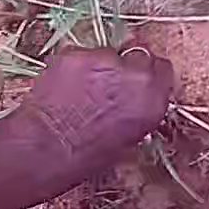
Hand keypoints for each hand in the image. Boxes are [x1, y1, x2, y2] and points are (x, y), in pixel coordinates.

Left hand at [2, 47, 174, 181]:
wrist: (46, 148)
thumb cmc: (86, 156)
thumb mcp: (129, 139)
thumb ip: (139, 110)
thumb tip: (135, 101)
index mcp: (152, 98)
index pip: (162, 69)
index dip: (147, 77)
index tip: (135, 84)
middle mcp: (134, 73)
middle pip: (137, 56)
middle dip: (124, 69)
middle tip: (106, 87)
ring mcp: (103, 58)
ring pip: (106, 54)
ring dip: (97, 68)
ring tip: (80, 92)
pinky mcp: (74, 52)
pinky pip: (79, 55)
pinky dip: (73, 67)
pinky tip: (63, 87)